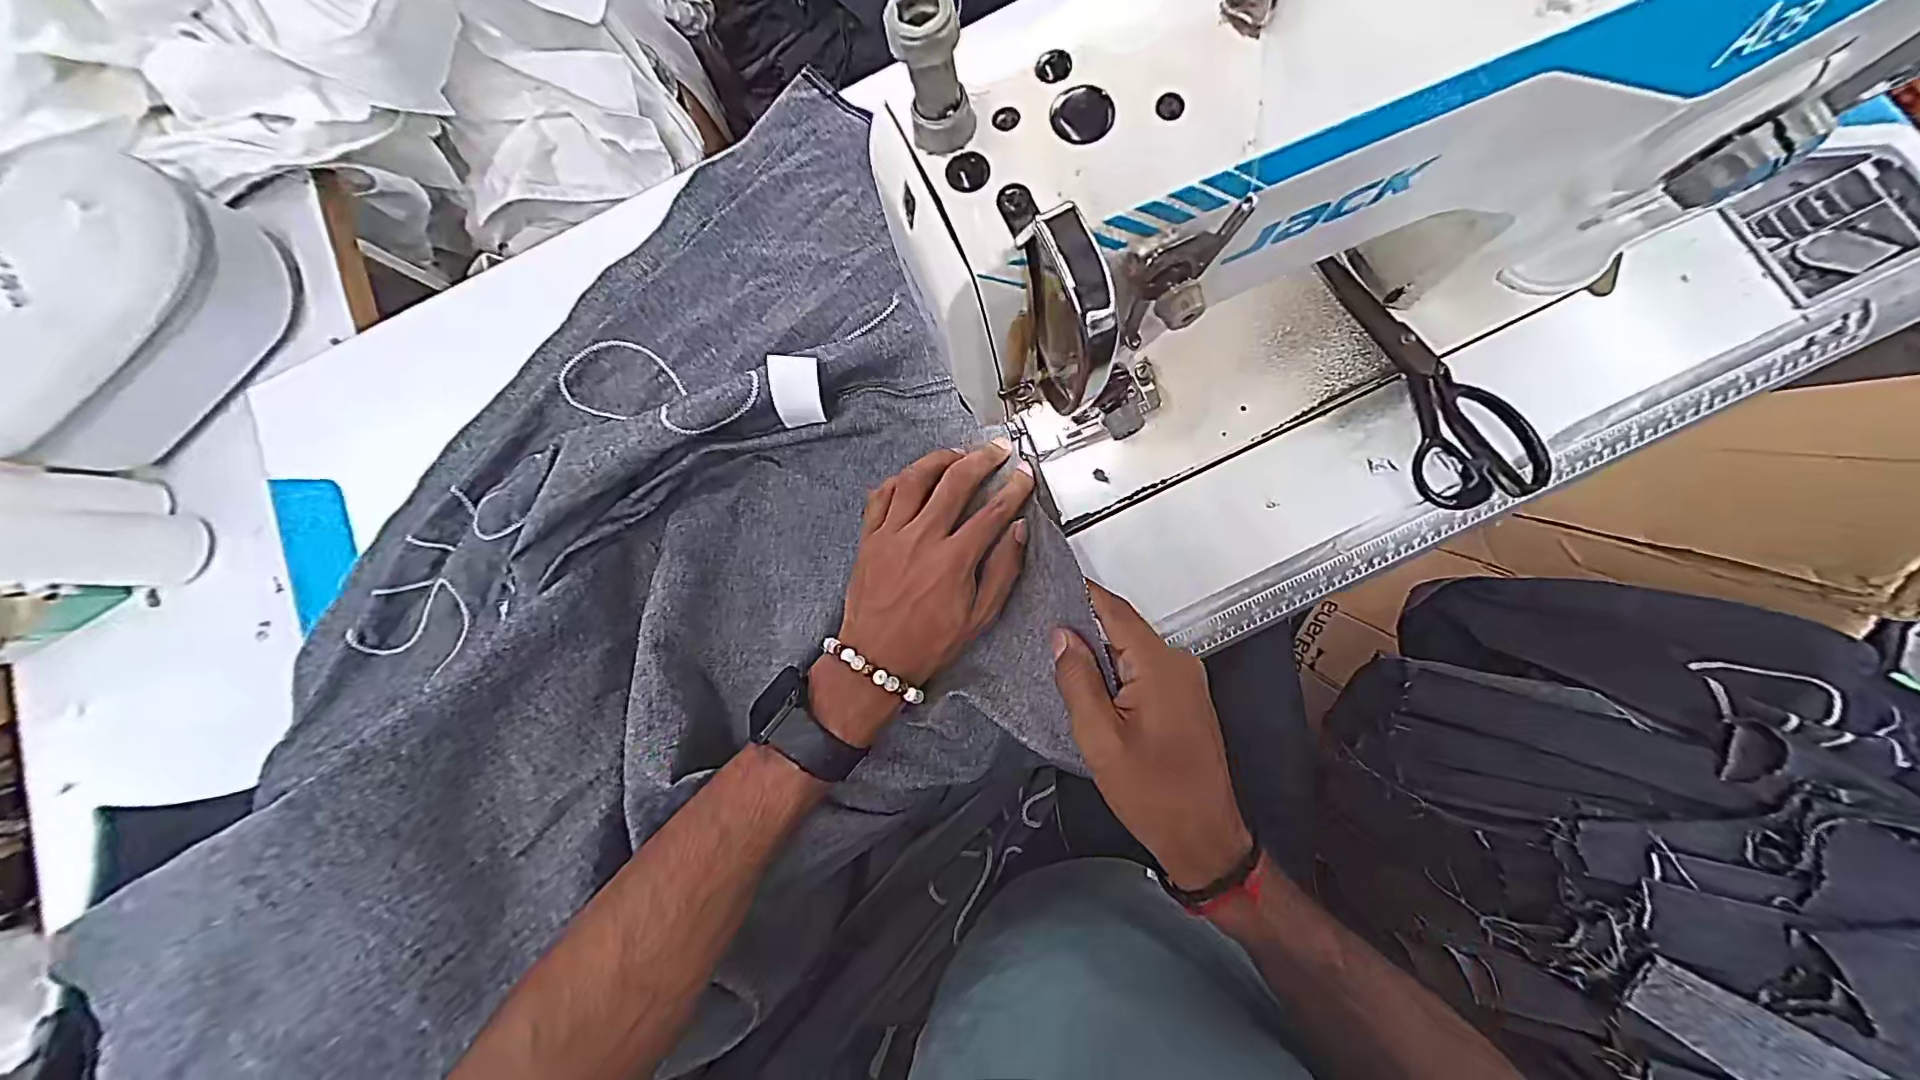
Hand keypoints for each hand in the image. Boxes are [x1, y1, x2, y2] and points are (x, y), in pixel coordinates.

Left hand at [811, 440, 1035, 745]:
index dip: (1013, 488)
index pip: (992, 511)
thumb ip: (1002, 571)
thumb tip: (1017, 533)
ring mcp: (891, 535)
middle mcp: (921, 540)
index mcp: (952, 561)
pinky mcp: (869, 538)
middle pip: (955, 482)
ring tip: (957, 453)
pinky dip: (900, 479)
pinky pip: (882, 495)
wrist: (877, 658)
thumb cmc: (926, 642)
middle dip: (981, 459)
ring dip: (939, 459)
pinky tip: (913, 475)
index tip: (1022, 476)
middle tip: (995, 451)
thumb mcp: (979, 617)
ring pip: (915, 479)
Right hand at [1052, 583, 1252, 890]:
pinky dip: (1117, 669)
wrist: (1203, 837)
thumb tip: (1062, 636)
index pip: (1115, 611)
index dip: (1082, 592)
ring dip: (1100, 651)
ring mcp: (1186, 680)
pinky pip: (1144, 667)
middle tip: (1046, 629)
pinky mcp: (1185, 697)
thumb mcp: (1100, 738)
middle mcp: (1179, 664)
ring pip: (1132, 649)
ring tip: (1064, 661)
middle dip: (1085, 625)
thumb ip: (1078, 680)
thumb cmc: (1156, 795)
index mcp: (1159, 666)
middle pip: (1123, 627)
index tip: (1053, 580)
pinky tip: (1095, 687)